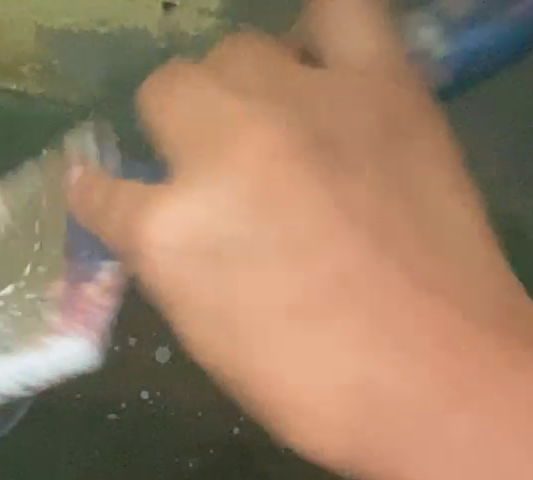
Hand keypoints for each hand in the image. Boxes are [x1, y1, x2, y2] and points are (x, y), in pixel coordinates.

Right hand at [68, 0, 532, 479]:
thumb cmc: (306, 388)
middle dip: (172, 130)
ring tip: (266, 127)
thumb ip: (171, 263)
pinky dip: (320, 36)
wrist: (435, 381)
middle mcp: (220, 150)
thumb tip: (162, 226)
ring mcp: (302, 105)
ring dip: (236, 88)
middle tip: (206, 169)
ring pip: (237, 49)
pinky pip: (339, 12)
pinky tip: (323, 77)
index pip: (99, 192)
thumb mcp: (204, 334)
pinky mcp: (382, 85)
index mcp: (167, 233)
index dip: (97, 195)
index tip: (104, 195)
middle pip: (167, 90)